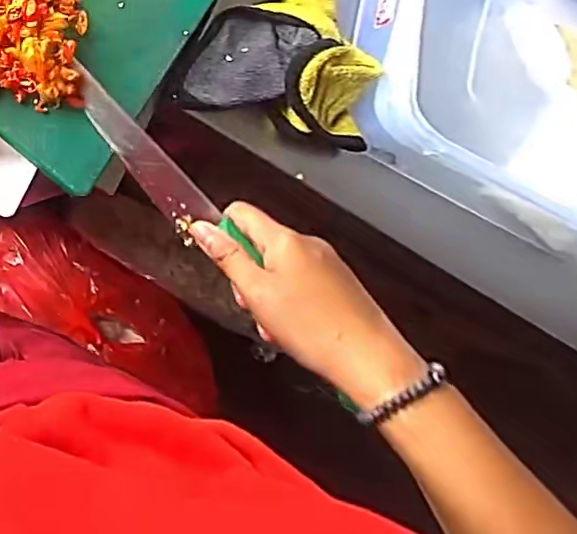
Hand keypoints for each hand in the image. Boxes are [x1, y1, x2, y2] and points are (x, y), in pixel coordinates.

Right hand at [193, 202, 427, 409]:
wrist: (374, 364)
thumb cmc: (316, 330)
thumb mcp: (256, 293)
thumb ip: (226, 256)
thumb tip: (202, 227)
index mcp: (284, 238)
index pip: (240, 211)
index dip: (223, 232)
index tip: (224, 262)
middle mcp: (307, 242)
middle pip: (259, 241)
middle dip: (247, 270)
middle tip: (251, 302)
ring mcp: (327, 262)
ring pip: (279, 264)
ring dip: (268, 289)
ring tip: (275, 324)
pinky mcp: (340, 283)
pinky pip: (302, 279)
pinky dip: (291, 299)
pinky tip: (296, 328)